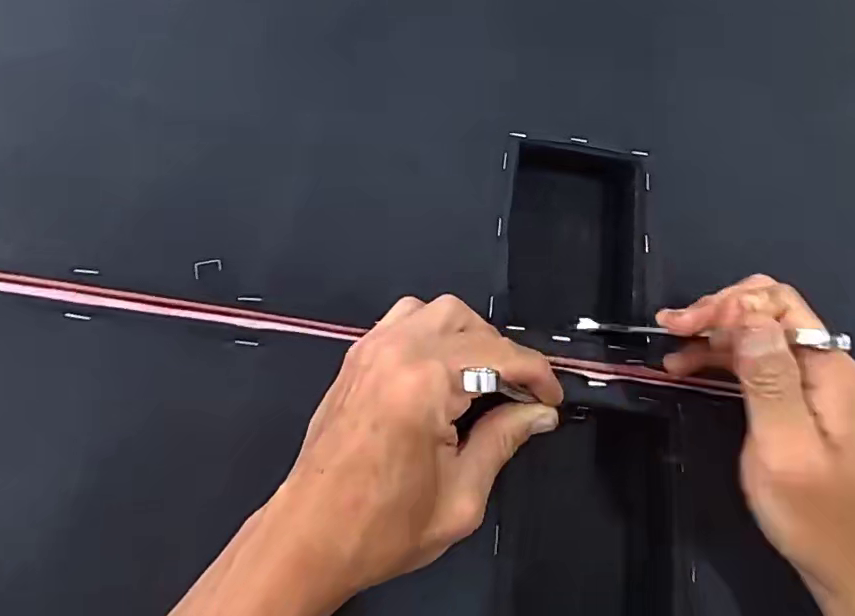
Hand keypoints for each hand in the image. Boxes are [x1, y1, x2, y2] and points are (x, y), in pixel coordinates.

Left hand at [171, 295, 563, 615]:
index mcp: (424, 382)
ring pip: (441, 310)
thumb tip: (540, 412)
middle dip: (505, 354)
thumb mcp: (460, 498)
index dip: (537, 376)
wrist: (303, 543)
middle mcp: (399, 351)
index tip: (551, 398)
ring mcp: (373, 347)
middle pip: (473, 325)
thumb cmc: (380, 528)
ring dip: (470, 335)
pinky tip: (440, 365)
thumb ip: (504, 440)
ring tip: (480, 373)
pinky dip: (434, 330)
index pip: (500, 356)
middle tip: (516, 393)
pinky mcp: (357, 354)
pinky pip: (407, 316)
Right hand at [658, 276, 854, 615]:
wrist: (847, 568)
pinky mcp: (798, 397)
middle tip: (675, 326)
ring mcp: (812, 379)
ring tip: (671, 341)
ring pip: (759, 332)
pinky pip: (758, 360)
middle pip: (769, 310)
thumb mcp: (785, 447)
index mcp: (829, 365)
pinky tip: (689, 364)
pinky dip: (723, 356)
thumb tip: (749, 314)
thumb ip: (768, 378)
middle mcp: (824, 361)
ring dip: (715, 331)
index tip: (689, 324)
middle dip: (720, 310)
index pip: (779, 304)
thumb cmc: (814, 513)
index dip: (732, 303)